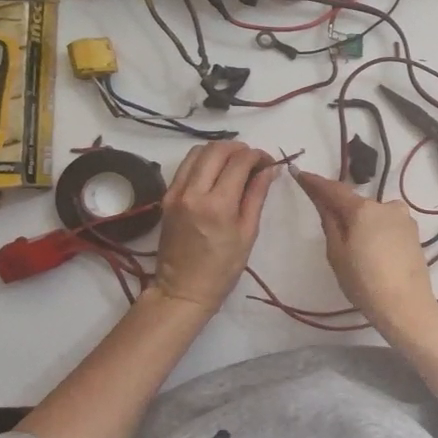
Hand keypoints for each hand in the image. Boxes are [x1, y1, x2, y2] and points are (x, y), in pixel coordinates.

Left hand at [153, 141, 277, 309]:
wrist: (183, 288)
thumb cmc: (223, 267)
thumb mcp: (248, 232)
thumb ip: (257, 195)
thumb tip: (270, 169)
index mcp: (218, 204)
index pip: (239, 162)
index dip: (258, 156)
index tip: (269, 163)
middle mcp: (193, 192)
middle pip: (216, 150)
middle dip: (239, 149)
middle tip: (254, 160)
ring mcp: (176, 192)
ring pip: (197, 152)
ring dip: (219, 151)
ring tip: (235, 164)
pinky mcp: (167, 196)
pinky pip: (185, 167)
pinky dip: (203, 162)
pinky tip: (216, 174)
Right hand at [293, 169, 437, 332]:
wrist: (406, 305)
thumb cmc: (364, 281)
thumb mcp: (337, 253)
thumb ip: (329, 222)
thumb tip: (323, 201)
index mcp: (364, 209)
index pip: (334, 189)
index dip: (315, 183)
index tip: (300, 174)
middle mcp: (387, 206)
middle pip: (356, 203)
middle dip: (339, 208)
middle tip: (324, 222)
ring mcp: (404, 219)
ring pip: (373, 215)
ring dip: (360, 222)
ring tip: (352, 247)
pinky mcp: (414, 233)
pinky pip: (387, 225)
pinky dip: (375, 231)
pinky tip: (371, 251)